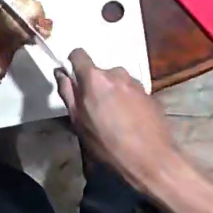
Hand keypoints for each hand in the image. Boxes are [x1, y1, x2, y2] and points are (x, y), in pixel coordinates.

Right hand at [56, 48, 183, 193]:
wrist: (151, 158)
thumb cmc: (108, 144)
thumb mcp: (79, 122)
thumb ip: (68, 93)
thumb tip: (61, 73)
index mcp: (95, 78)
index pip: (79, 54)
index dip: (73, 65)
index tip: (73, 81)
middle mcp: (117, 73)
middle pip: (99, 72)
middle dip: (95, 86)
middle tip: (94, 111)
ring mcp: (136, 83)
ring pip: (117, 82)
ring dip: (112, 94)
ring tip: (114, 119)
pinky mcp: (150, 95)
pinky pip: (131, 92)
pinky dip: (127, 102)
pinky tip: (129, 123)